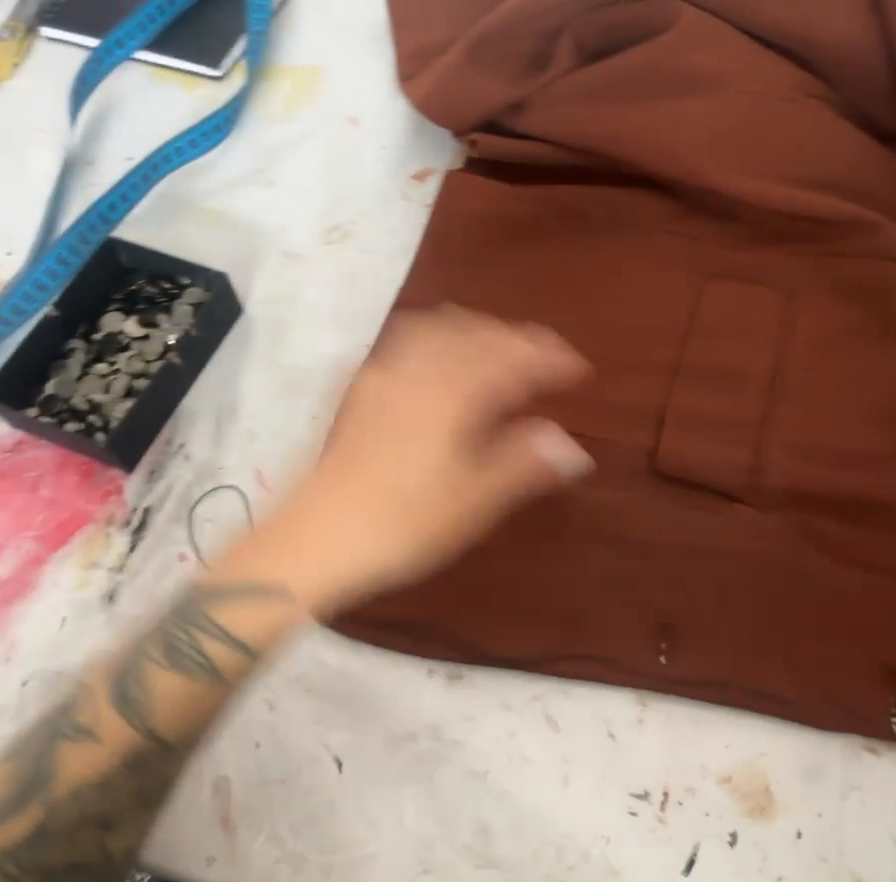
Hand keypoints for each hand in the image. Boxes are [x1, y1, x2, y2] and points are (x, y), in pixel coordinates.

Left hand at [230, 306, 593, 618]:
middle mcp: (420, 369)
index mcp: (455, 392)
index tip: (579, 370)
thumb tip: (572, 446)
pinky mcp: (361, 391)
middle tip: (544, 362)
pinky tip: (440, 366)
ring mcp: (384, 375)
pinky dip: (439, 341)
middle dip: (516, 340)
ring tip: (498, 354)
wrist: (317, 538)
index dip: (550, 359)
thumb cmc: (403, 523)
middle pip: (478, 333)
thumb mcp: (474, 501)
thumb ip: (524, 465)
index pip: (514, 357)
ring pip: (440, 330)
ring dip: (477, 334)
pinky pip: (408, 344)